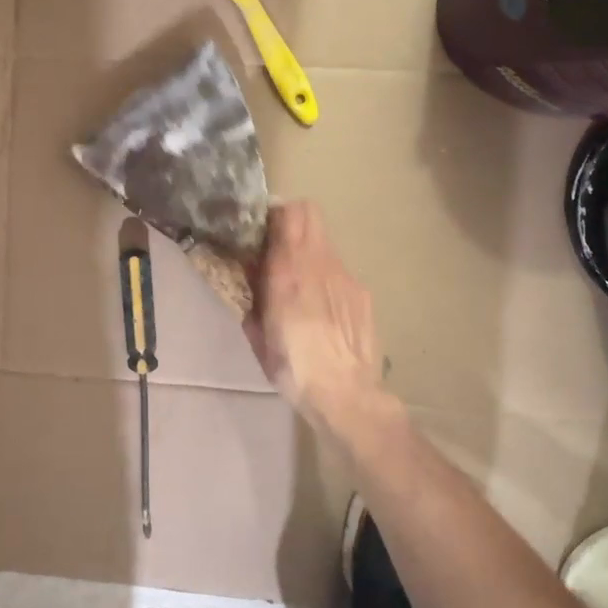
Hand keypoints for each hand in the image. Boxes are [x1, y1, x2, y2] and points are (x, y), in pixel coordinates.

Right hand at [244, 202, 396, 445]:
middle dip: (290, 220)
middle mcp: (319, 264)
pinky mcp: (362, 293)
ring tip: (298, 280)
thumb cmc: (292, 368)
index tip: (257, 227)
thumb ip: (251, 296)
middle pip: (309, 213)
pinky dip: (325, 275)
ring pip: (324, 241)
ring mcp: (345, 276)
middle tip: (274, 242)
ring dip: (307, 249)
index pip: (287, 214)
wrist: (347, 394)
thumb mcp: (257, 333)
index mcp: (288, 272)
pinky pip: (338, 270)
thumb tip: (246, 273)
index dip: (271, 214)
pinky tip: (321, 307)